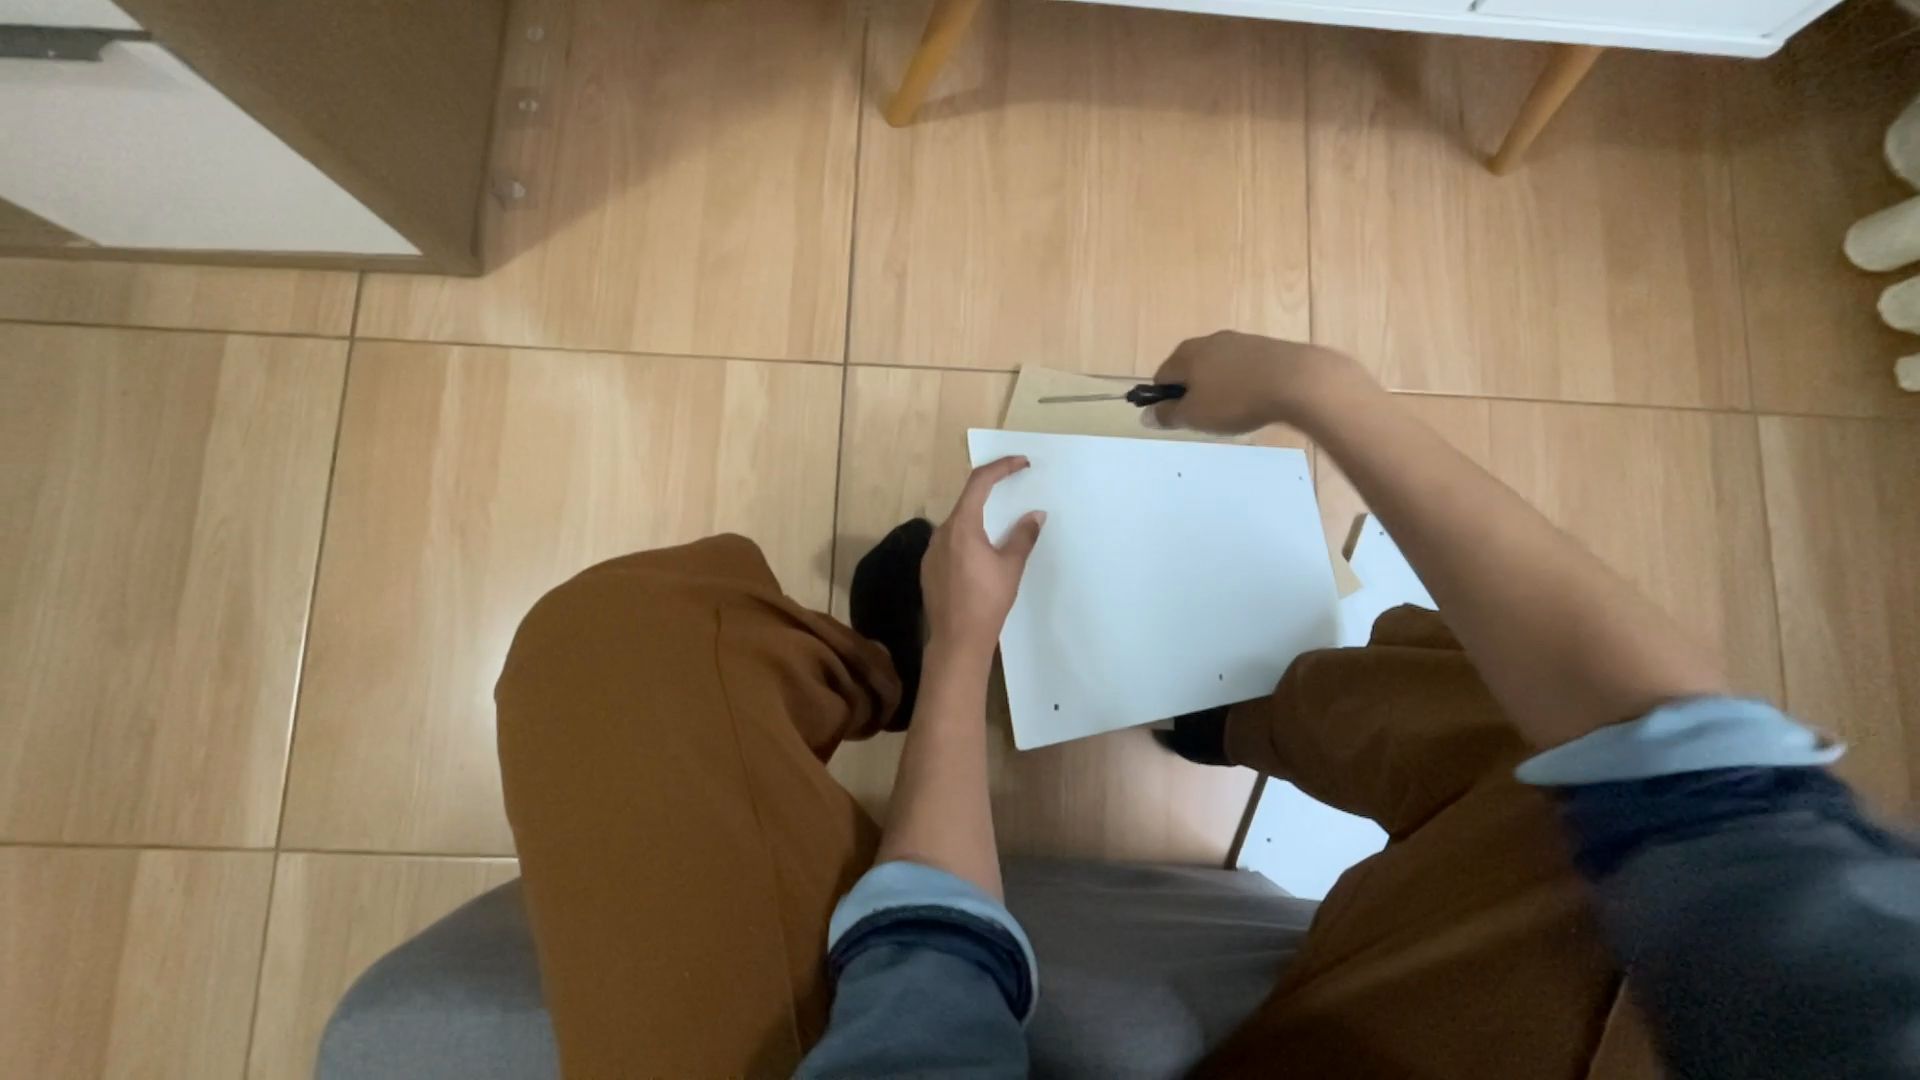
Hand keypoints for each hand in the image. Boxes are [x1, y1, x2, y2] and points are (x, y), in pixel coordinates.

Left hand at [923, 456, 1045, 660]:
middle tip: (1014, 491)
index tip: (1021, 463)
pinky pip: (950, 544)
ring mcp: (931, 552)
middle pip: (967, 503)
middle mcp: (941, 533)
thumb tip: (1036, 515)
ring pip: (957, 525)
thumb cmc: (987, 601)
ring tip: (1001, 527)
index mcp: (961, 526)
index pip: (979, 482)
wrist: (957, 640)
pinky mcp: (929, 570)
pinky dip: (968, 540)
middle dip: (991, 495)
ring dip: (979, 520)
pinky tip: (982, 556)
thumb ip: (1023, 536)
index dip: (1001, 467)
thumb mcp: (1011, 566)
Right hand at [1143, 331, 1365, 434]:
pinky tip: (1255, 400)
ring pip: (1217, 369)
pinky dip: (1242, 384)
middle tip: (1206, 418)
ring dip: (1218, 389)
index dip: (1165, 401)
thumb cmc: (1235, 399)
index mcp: (1186, 354)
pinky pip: (1243, 369)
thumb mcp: (1194, 416)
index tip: (1179, 419)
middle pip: (1190, 370)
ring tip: (1234, 411)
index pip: (1161, 377)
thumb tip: (1146, 415)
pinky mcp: (1266, 347)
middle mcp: (1209, 341)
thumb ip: (1167, 415)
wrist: (1298, 381)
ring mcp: (1240, 341)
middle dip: (1192, 393)